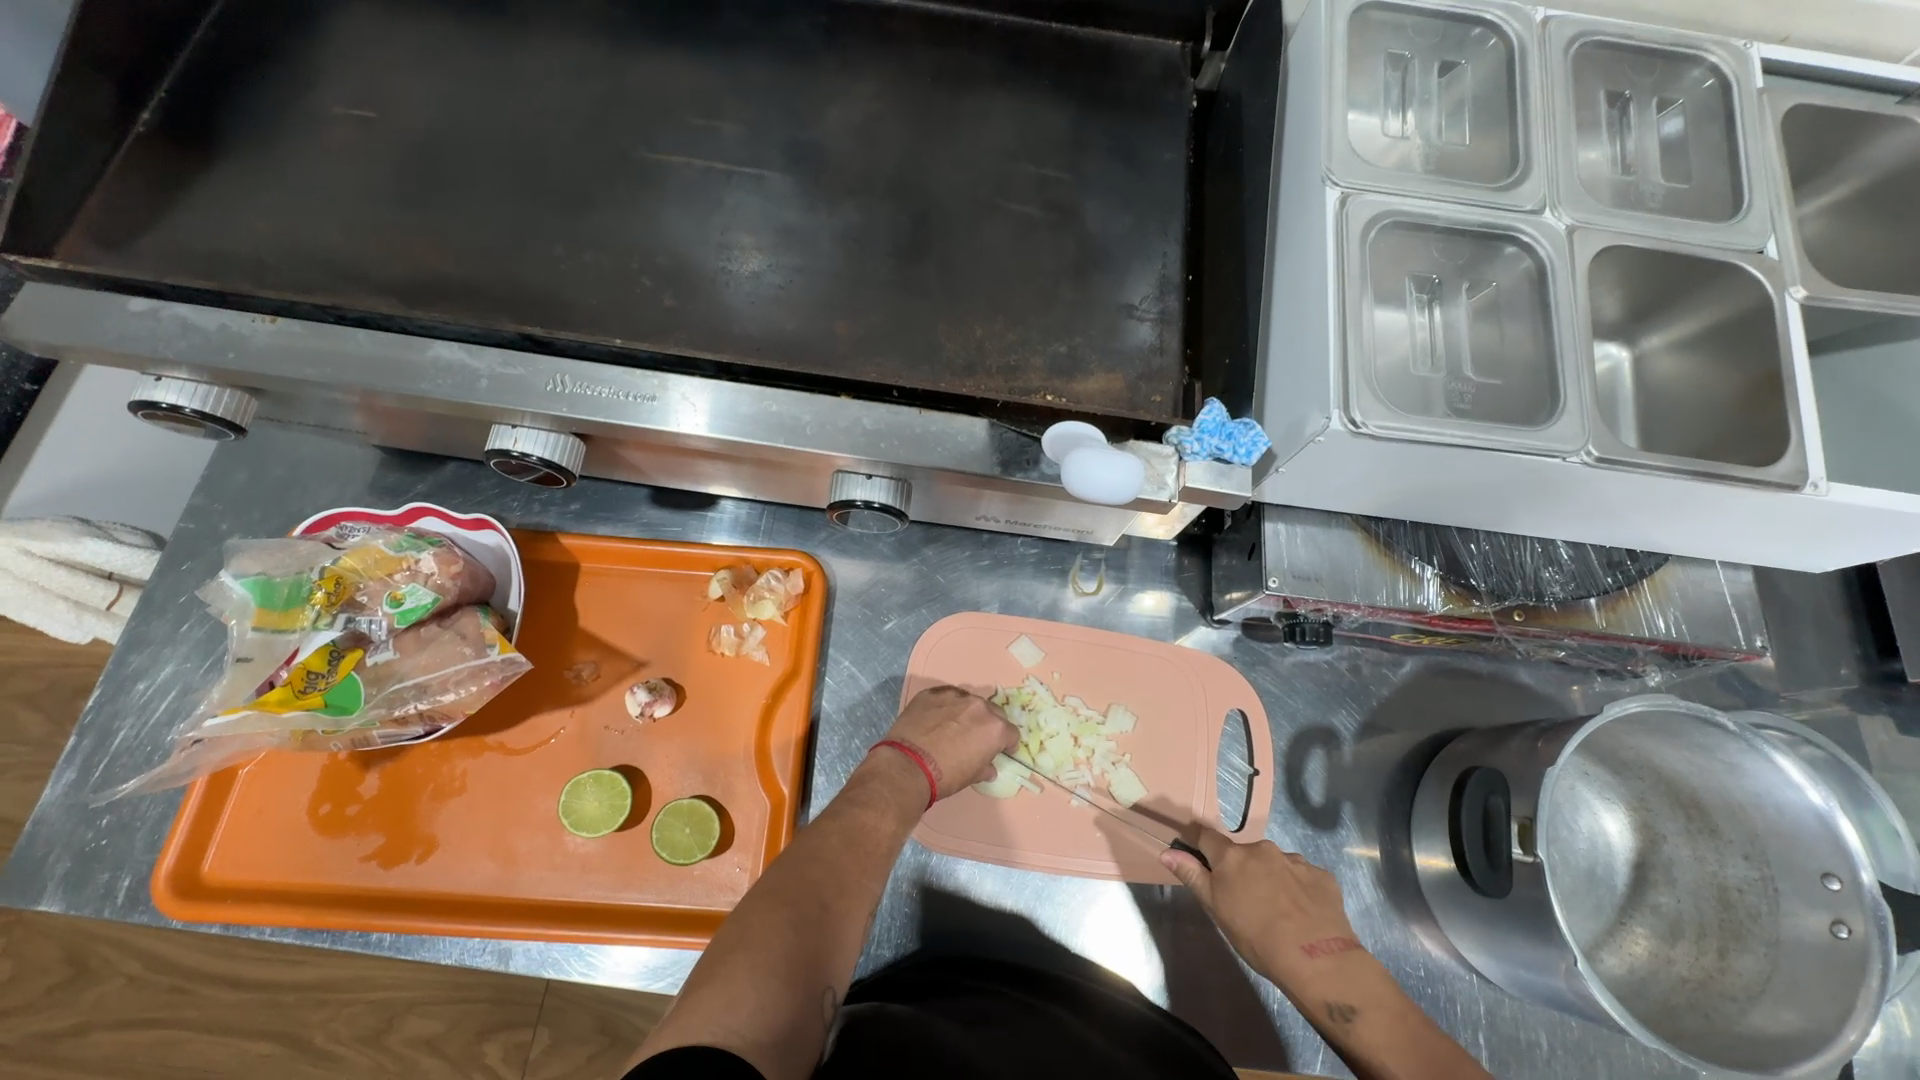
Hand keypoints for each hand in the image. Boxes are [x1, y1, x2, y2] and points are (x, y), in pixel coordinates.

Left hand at [879, 686, 1017, 799]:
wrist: (907, 766)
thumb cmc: (945, 776)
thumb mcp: (972, 777)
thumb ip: (985, 767)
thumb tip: (988, 767)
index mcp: (995, 728)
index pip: (1011, 733)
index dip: (1007, 744)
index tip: (1001, 750)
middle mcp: (979, 707)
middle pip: (992, 713)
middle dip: (988, 725)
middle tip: (976, 738)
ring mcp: (954, 696)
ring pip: (968, 701)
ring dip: (966, 713)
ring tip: (953, 726)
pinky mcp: (931, 693)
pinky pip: (945, 697)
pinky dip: (945, 707)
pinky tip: (935, 719)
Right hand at [1161, 829, 1365, 991]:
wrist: (1317, 960)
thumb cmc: (1256, 938)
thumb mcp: (1217, 910)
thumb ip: (1193, 876)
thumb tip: (1167, 851)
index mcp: (1232, 857)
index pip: (1206, 836)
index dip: (1199, 844)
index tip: (1198, 855)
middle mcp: (1263, 849)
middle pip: (1244, 853)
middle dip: (1242, 869)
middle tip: (1246, 900)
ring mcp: (1295, 860)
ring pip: (1275, 864)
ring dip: (1271, 878)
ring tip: (1279, 911)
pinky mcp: (1321, 875)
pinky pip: (1302, 876)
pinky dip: (1298, 888)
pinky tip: (1302, 913)